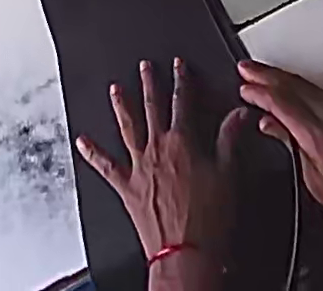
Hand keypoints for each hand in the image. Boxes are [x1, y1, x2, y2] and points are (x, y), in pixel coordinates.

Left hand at [74, 58, 249, 271]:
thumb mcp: (227, 173)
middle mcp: (157, 148)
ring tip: (114, 89)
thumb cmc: (209, 220)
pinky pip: (106, 167)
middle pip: (152, 107)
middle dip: (149, 84)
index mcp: (182, 141)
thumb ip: (231, 138)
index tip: (178, 65)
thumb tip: (239, 113)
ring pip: (128, 128)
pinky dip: (93, 153)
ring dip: (121, 106)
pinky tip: (82, 141)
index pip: (182, 101)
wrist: (187, 256)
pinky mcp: (127, 188)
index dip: (181, 80)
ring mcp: (139, 167)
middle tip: (144, 66)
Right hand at [236, 60, 322, 245]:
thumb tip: (269, 124)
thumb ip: (290, 145)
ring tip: (257, 72)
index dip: (260, 93)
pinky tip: (283, 84)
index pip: (282, 101)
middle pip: (291, 83)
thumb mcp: (315, 182)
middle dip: (264, 74)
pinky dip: (292, 83)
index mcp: (320, 133)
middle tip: (244, 68)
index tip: (244, 88)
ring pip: (301, 82)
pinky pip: (312, 87)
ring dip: (277, 75)